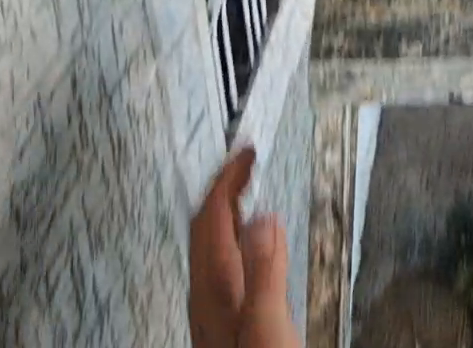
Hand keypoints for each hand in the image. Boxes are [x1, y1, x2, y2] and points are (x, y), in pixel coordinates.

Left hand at [190, 148, 299, 347]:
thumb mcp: (267, 323)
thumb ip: (265, 268)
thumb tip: (263, 215)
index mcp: (214, 287)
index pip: (212, 216)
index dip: (227, 178)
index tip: (247, 150)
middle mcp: (208, 294)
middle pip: (205, 227)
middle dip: (223, 187)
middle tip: (247, 160)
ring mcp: (215, 308)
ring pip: (212, 244)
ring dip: (227, 209)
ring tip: (248, 188)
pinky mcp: (228, 320)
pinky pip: (224, 261)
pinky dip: (237, 235)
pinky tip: (254, 244)